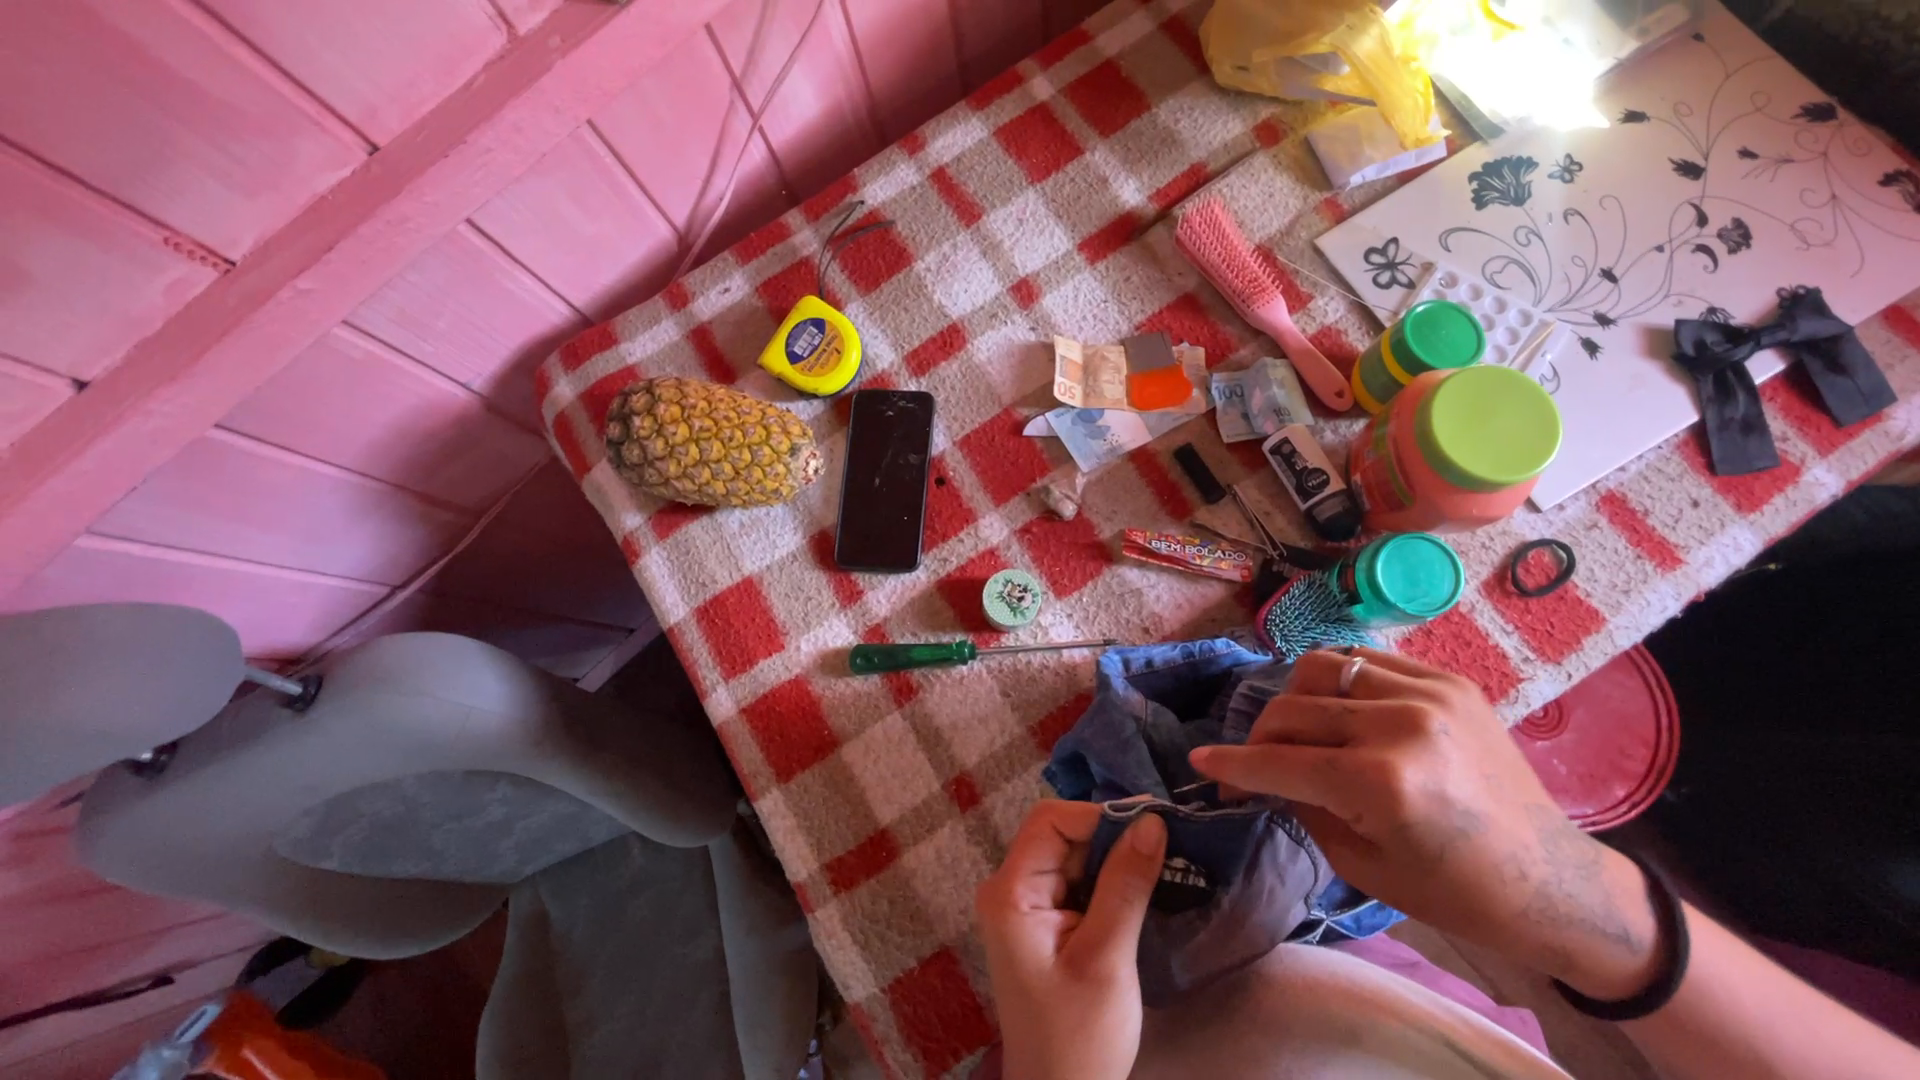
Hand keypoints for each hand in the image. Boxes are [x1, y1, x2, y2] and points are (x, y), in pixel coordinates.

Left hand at [975, 799, 1166, 1079]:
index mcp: (1011, 893)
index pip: (1050, 821)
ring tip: (1167, 859)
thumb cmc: (1079, 1034)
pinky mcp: (1044, 923)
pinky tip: (1145, 885)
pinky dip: (1110, 880)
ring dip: (1116, 857)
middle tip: (1170, 841)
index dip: (1101, 815)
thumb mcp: (1107, 958)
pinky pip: (1077, 882)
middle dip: (1113, 835)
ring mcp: (1026, 906)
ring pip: (1074, 856)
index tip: (1154, 824)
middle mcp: (1010, 889)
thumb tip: (1152, 821)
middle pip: (1062, 834)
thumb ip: (1126, 885)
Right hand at [1189, 648, 1660, 999]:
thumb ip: (1301, 804)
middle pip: (1291, 709)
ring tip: (1300, 730)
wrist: (1547, 878)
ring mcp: (1429, 693)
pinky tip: (1340, 711)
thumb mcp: (1357, 862)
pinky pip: (1367, 661)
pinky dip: (1340, 683)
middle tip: (1255, 766)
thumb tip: (1263, 772)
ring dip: (1296, 700)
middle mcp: (1401, 723)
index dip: (1232, 765)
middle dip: (1258, 740)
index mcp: (1381, 782)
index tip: (1202, 765)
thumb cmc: (1449, 890)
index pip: (1278, 761)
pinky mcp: (1449, 680)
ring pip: (1322, 668)